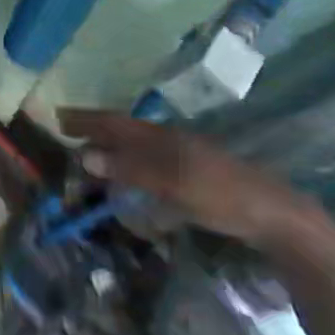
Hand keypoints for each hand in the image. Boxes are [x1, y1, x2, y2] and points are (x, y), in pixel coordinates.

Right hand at [57, 108, 318, 249]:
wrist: (277, 216)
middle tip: (68, 132)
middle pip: (124, 131)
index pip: (114, 121)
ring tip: (91, 156)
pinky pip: (152, 166)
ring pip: (138, 148)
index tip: (57, 117)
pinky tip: (131, 182)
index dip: (86, 119)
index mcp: (161, 136)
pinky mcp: (195, 178)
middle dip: (95, 130)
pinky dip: (133, 168)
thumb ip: (128, 169)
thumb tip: (84, 155)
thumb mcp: (170, 183)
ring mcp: (184, 158)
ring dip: (113, 149)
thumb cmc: (220, 194)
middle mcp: (169, 140)